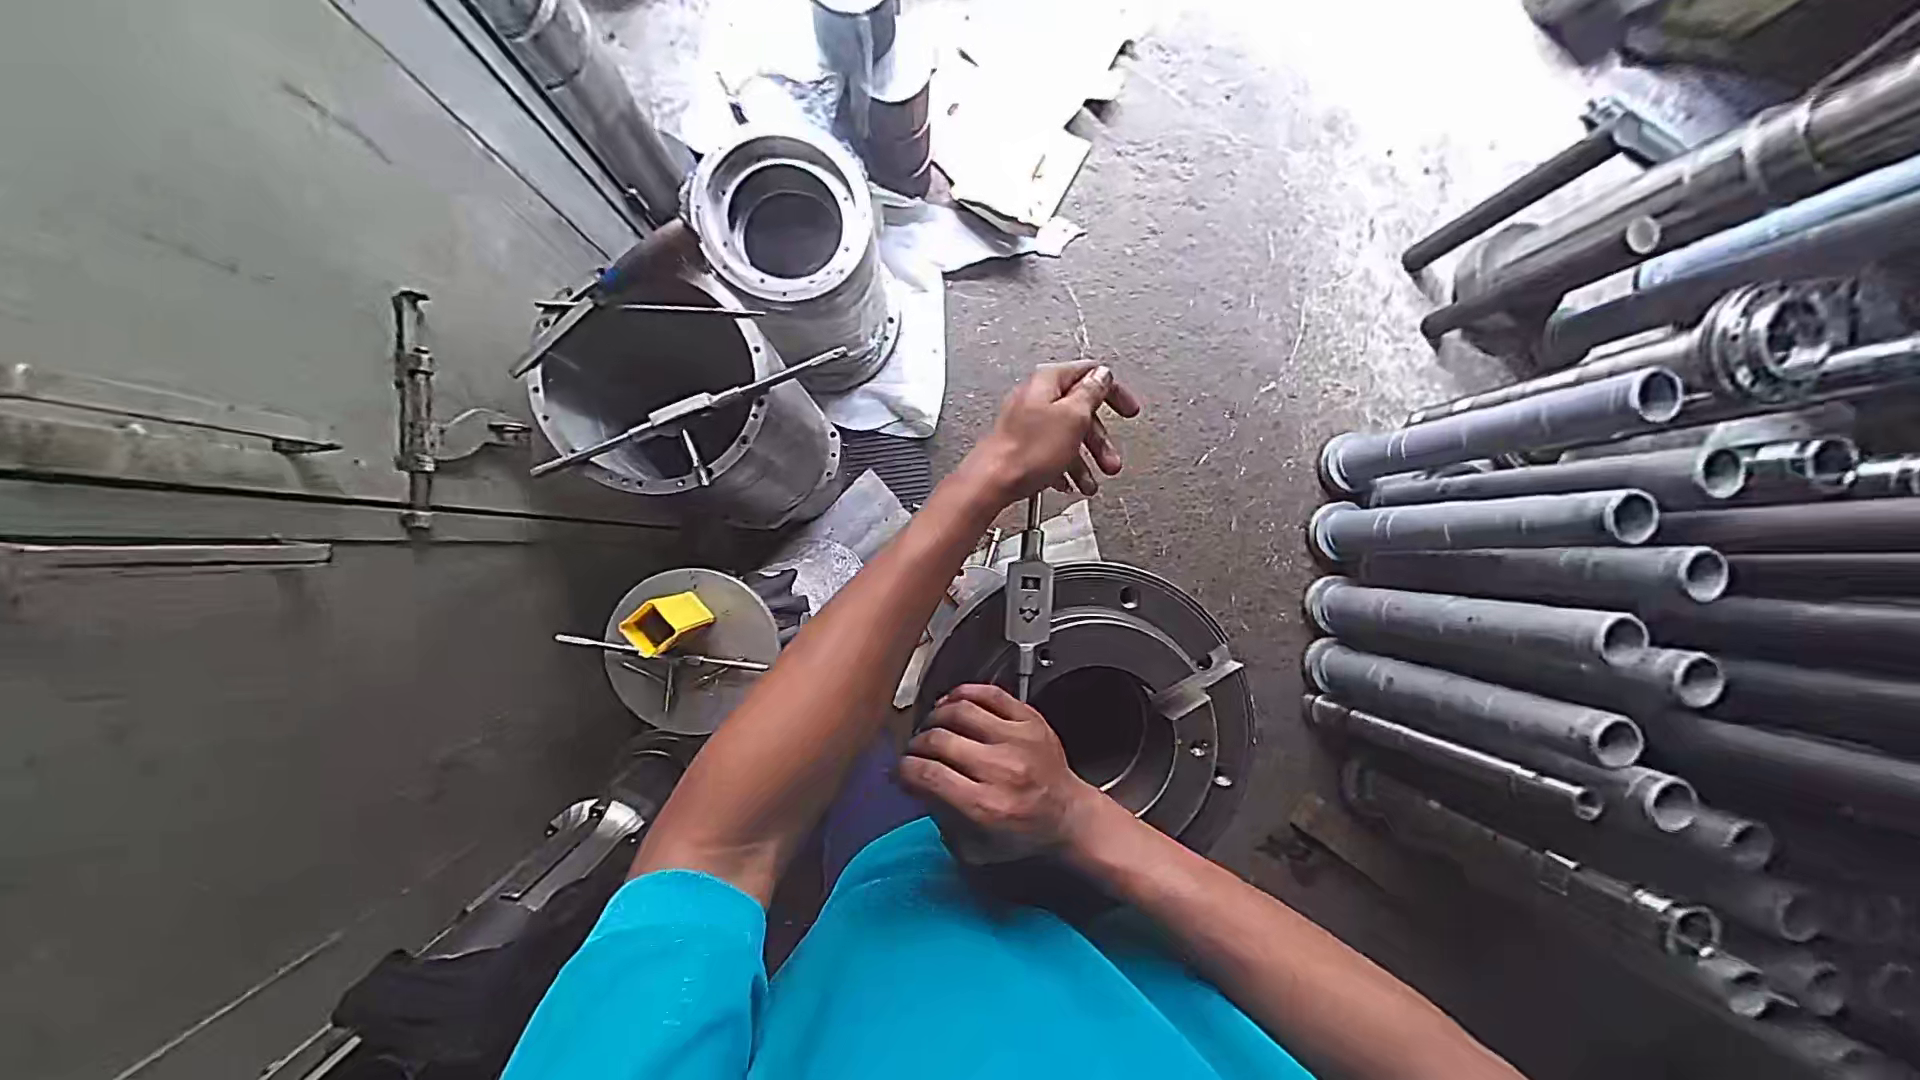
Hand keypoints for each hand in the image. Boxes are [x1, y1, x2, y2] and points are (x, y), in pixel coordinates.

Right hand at [898, 683, 1107, 860]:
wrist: (1068, 816)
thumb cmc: (1023, 833)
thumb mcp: (975, 848)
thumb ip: (939, 818)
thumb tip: (909, 781)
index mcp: (988, 807)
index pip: (929, 775)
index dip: (904, 769)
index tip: (901, 770)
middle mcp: (1003, 769)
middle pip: (939, 740)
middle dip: (916, 744)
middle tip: (915, 750)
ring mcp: (1019, 739)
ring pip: (960, 711)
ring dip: (935, 717)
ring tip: (932, 727)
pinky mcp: (1030, 719)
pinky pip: (989, 693)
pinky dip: (963, 694)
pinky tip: (953, 704)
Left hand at [965, 362, 1141, 503]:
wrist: (992, 483)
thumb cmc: (1026, 452)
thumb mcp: (1073, 417)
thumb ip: (1091, 392)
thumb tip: (1102, 376)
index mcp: (1047, 382)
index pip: (1090, 374)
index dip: (1114, 392)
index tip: (1128, 409)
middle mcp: (1034, 398)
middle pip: (1079, 411)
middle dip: (1099, 439)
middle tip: (1110, 458)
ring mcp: (1025, 422)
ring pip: (1066, 436)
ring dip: (1084, 460)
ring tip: (1091, 482)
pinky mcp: (1019, 446)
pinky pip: (1050, 453)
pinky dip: (1063, 467)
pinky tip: (1068, 482)